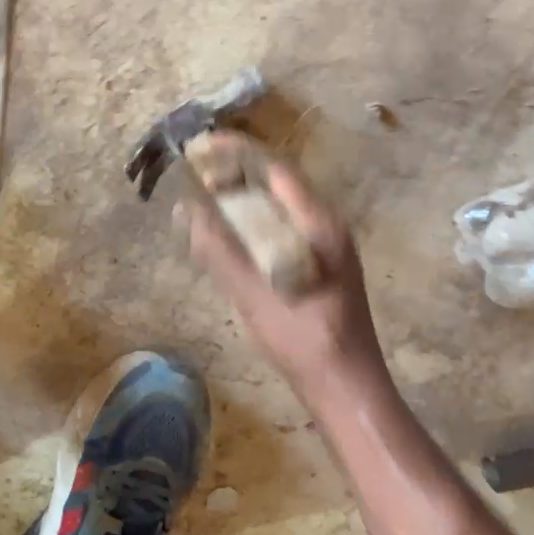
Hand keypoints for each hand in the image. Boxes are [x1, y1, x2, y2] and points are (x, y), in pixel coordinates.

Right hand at [176, 139, 387, 402]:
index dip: (237, 152)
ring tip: (204, 196)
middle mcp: (327, 226)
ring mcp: (327, 246)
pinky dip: (252, 219)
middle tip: (195, 171)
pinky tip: (228, 234)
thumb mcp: (253, 294)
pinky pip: (282, 226)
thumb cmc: (303, 340)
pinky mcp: (320, 264)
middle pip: (278, 182)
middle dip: (235, 171)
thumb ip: (219, 249)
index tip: (201, 146)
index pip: (275, 170)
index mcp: (319, 226)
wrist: (347, 388)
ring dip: (242, 196)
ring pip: (279, 205)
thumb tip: (185, 209)